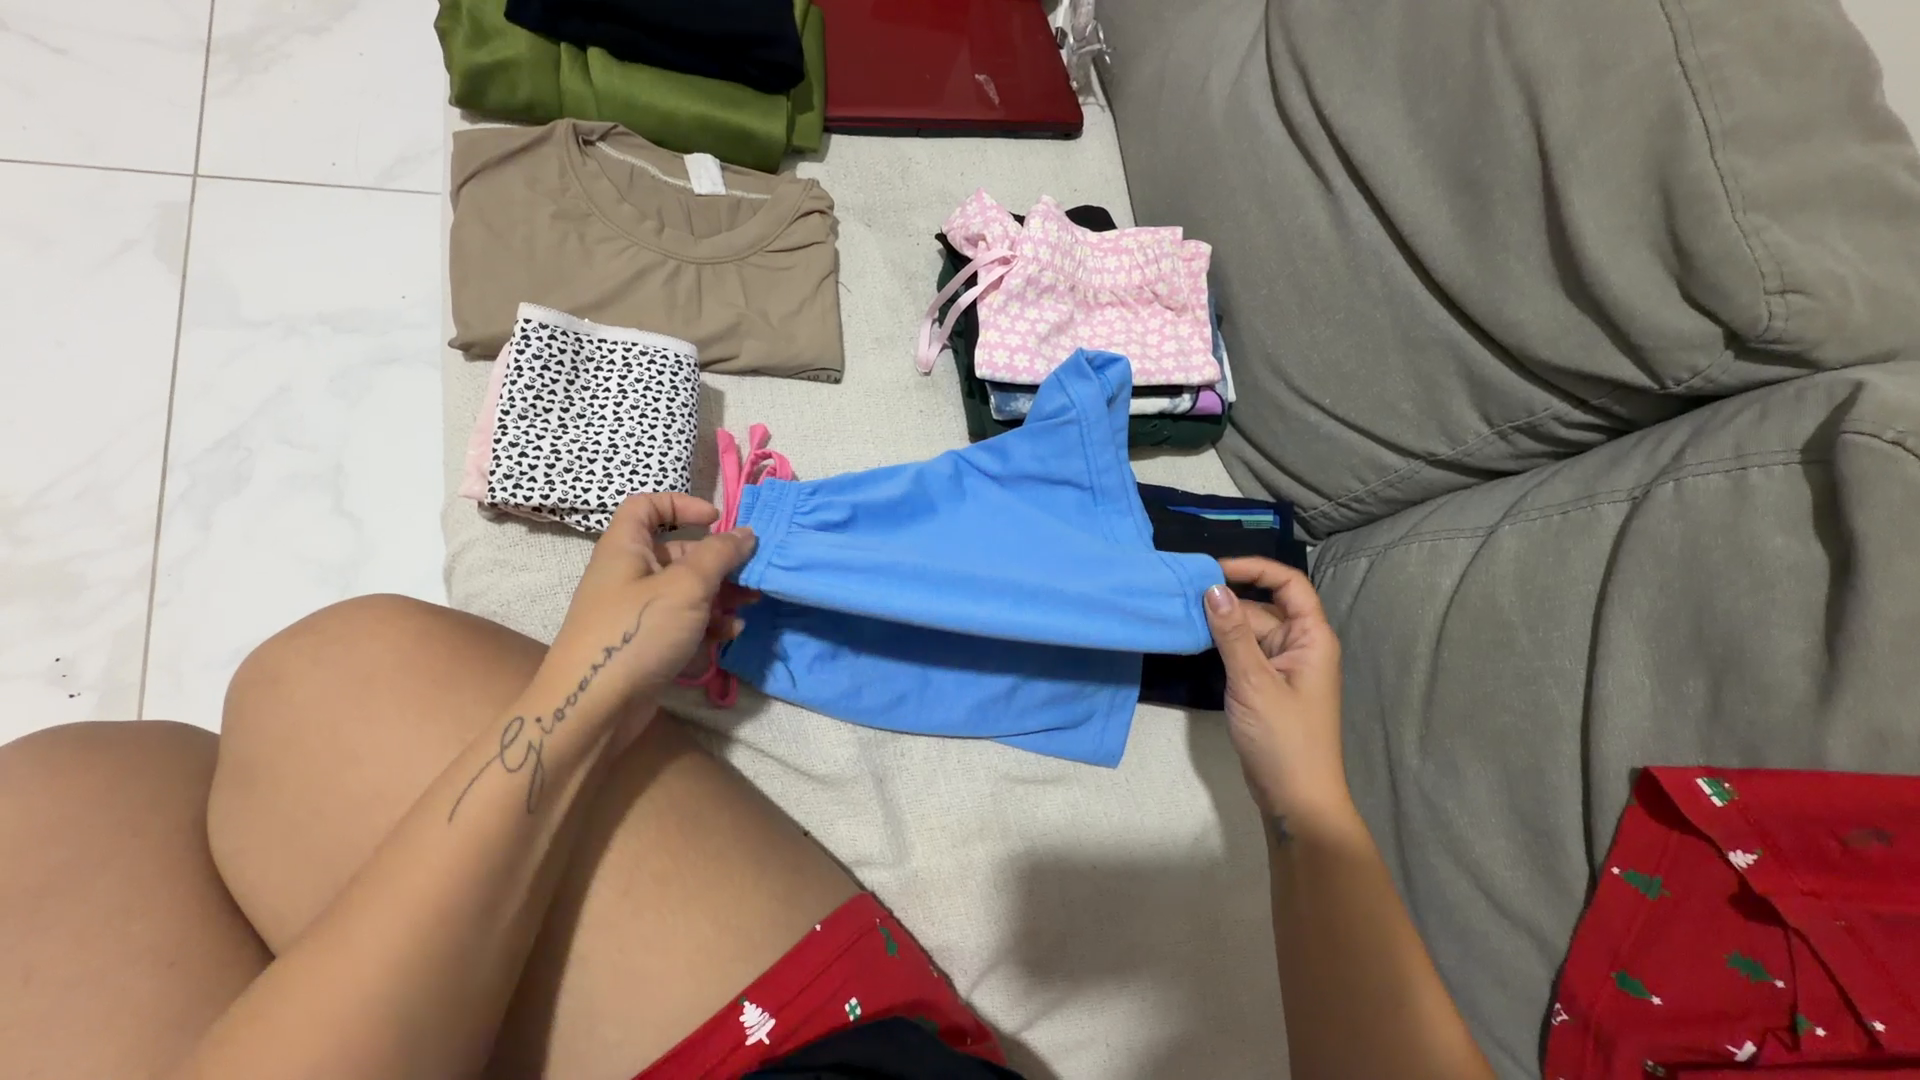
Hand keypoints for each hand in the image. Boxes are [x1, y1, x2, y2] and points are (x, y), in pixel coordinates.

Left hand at [533, 493, 757, 737]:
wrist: (593, 707)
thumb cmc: (636, 633)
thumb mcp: (686, 587)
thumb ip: (720, 555)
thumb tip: (746, 533)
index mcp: (625, 548)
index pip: (646, 506)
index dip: (681, 505)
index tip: (715, 520)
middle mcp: (629, 574)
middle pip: (678, 552)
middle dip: (718, 560)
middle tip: (752, 572)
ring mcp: (637, 611)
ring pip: (686, 589)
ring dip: (721, 594)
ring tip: (750, 604)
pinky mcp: (647, 642)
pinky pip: (683, 621)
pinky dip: (708, 623)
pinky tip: (730, 634)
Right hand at [1203, 558, 1351, 831]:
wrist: (1296, 799)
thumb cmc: (1284, 739)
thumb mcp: (1253, 682)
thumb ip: (1232, 634)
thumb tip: (1212, 588)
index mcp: (1312, 638)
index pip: (1289, 585)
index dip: (1254, 569)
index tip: (1214, 569)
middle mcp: (1301, 646)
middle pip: (1264, 606)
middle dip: (1228, 599)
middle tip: (1182, 595)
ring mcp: (1283, 667)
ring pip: (1250, 630)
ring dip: (1221, 623)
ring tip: (1181, 614)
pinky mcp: (1266, 686)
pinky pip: (1244, 653)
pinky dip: (1222, 645)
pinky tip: (1194, 641)